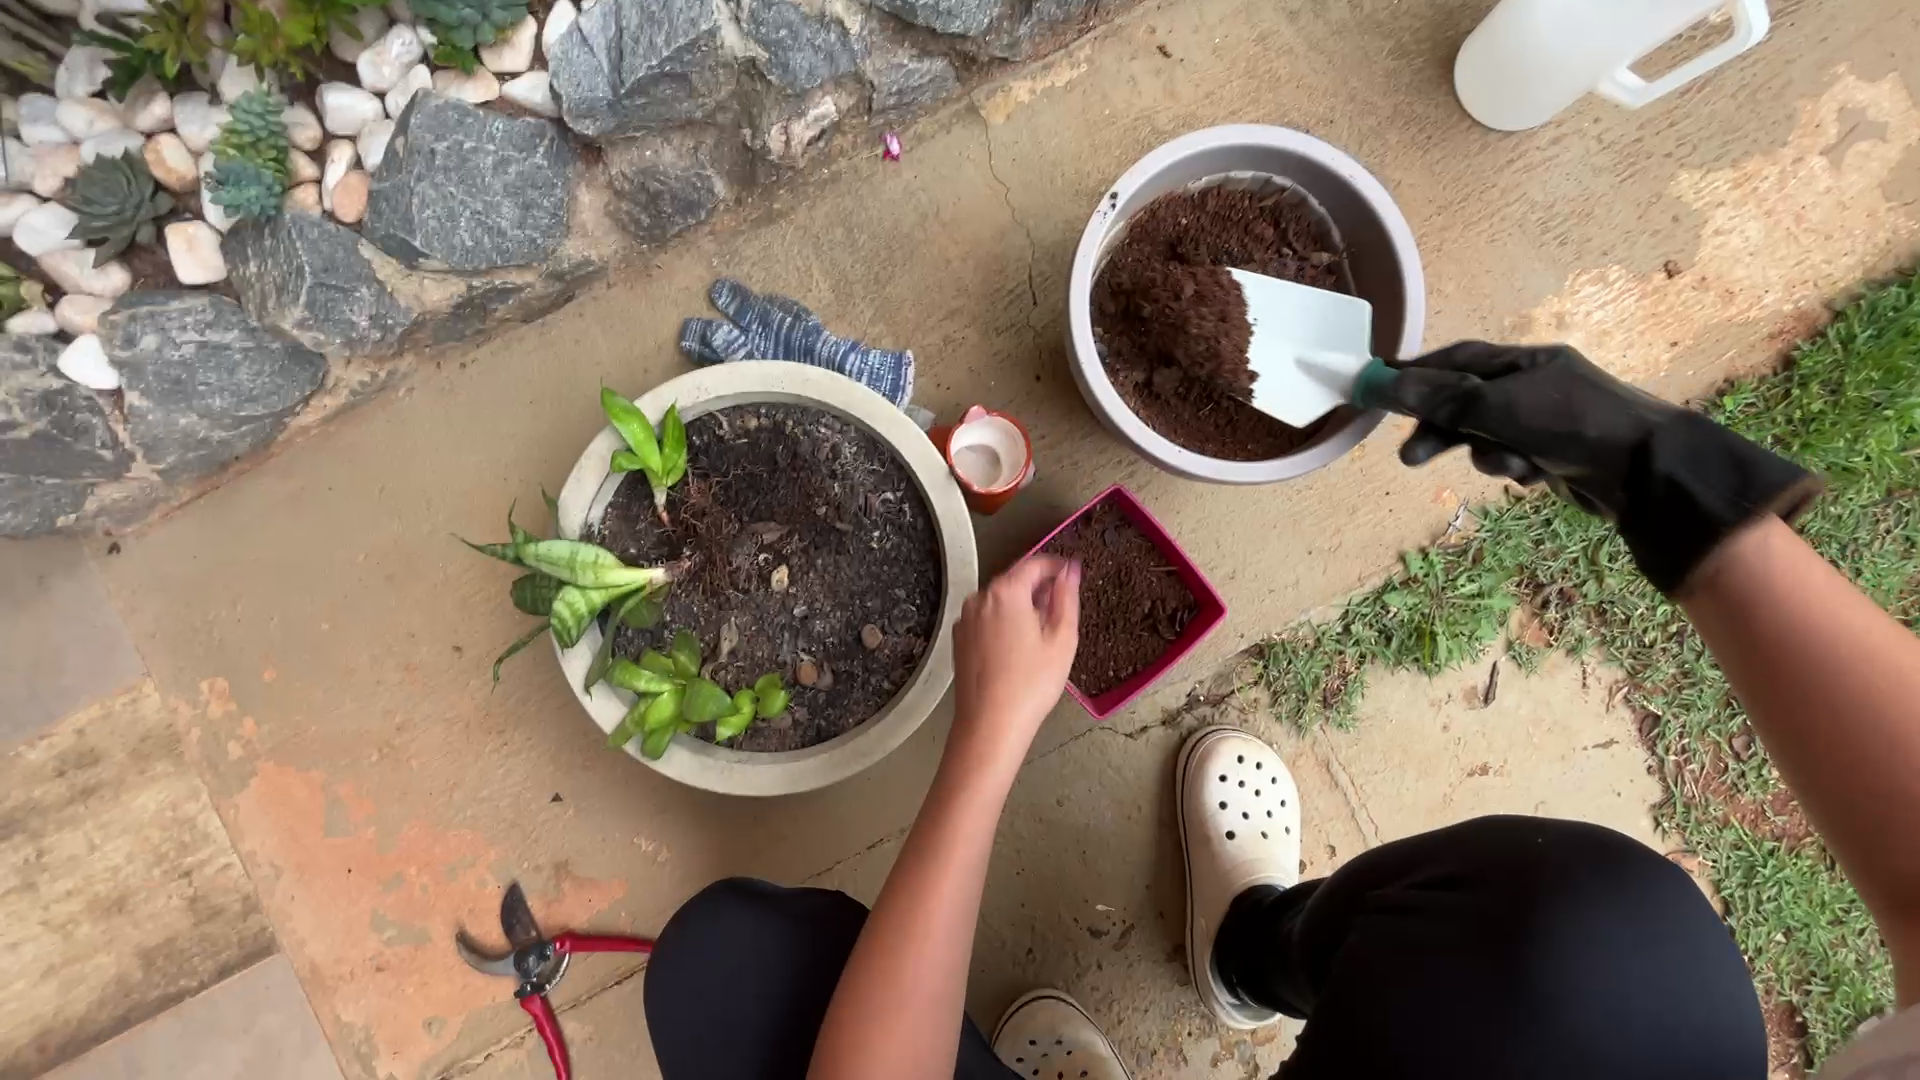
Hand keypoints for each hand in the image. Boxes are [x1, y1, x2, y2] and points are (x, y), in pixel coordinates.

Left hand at [949, 556, 1081, 771]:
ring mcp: (966, 619)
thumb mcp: (1062, 637)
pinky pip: (986, 620)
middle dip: (1038, 590)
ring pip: (999, 601)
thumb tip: (1070, 571)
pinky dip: (1003, 624)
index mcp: (1006, 592)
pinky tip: (1019, 649)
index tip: (1070, 573)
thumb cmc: (1029, 684)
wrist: (990, 723)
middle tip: (1060, 610)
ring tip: (1042, 634)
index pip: (1034, 563)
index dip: (1056, 566)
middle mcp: (980, 599)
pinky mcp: (960, 639)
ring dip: (1021, 607)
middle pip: (1014, 581)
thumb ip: (1067, 596)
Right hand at [1383, 341, 1818, 593]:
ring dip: (1484, 454)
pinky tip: (1531, 474)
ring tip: (1500, 468)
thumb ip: (1438, 398)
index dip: (1414, 374)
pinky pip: (1510, 457)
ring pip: (1483, 437)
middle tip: (1410, 458)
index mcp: (1521, 362)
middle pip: (1462, 404)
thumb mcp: (1495, 408)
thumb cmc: (1570, 424)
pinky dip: (1513, 467)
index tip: (1378, 389)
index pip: (1453, 361)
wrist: (1649, 470)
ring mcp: (1543, 420)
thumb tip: (1384, 381)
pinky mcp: (1552, 451)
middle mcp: (1530, 386)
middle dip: (1439, 431)